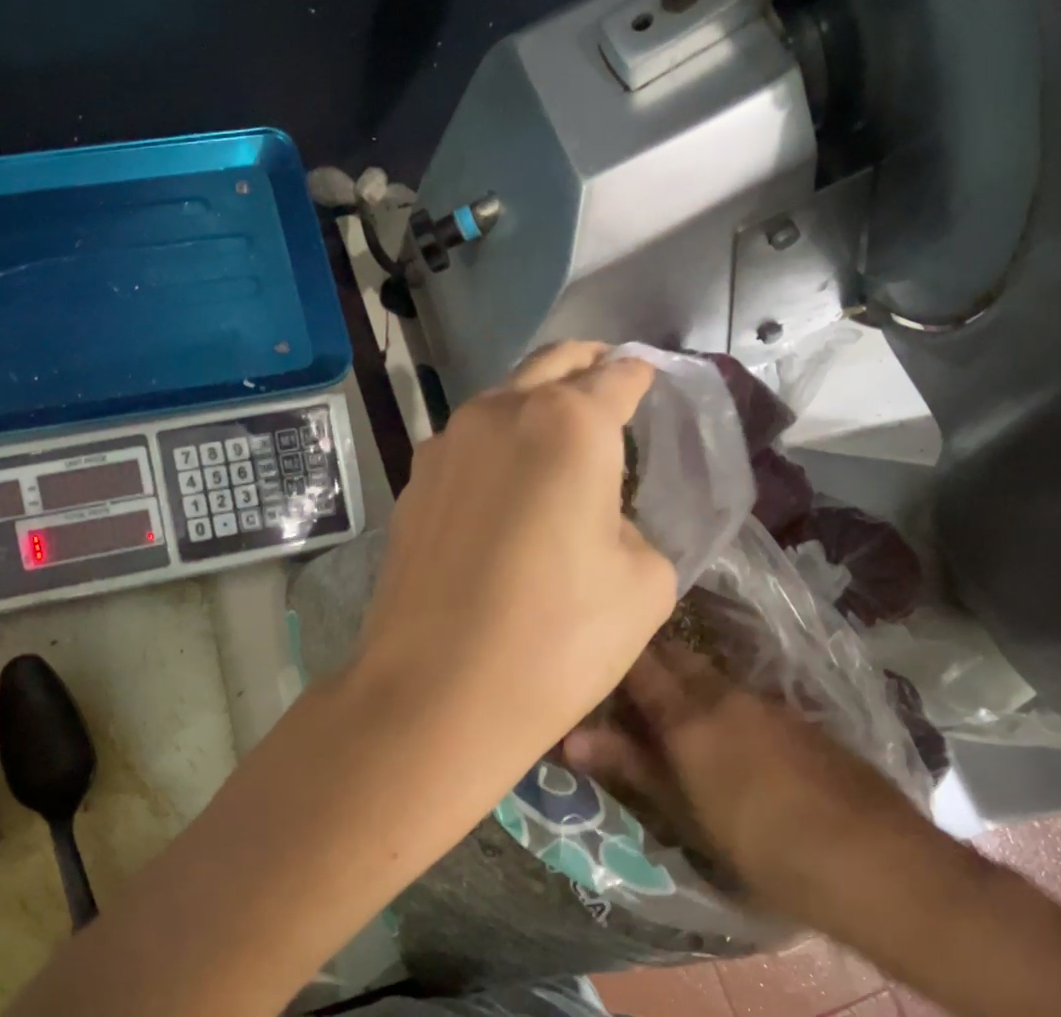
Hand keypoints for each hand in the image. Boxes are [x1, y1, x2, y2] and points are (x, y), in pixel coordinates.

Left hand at [354, 341, 680, 753]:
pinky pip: (466, 449)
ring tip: (557, 441)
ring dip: (532, 406)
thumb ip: (632, 524)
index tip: (649, 384)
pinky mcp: (411, 486)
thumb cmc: (555, 639)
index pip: (616, 377)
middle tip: (607, 382)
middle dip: (584, 367)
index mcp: (567, 424)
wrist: (434, 693)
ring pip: (499, 403)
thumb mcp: (643, 582)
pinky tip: (504, 491)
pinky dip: (494, 450)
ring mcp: (443, 448)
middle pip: (549, 366)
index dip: (639, 378)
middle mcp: (496, 415)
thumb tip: (599, 516)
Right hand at [562, 640, 931, 925]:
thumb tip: (569, 737)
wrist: (882, 867)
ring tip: (665, 716)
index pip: (639, 663)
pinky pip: (746, 700)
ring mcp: (771, 705)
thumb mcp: (686, 814)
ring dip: (685, 686)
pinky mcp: (803, 723)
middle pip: (677, 659)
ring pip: (712, 679)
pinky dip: (723, 707)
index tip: (588, 660)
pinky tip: (727, 742)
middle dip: (647, 662)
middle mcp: (728, 695)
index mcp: (690, 715)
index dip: (611, 656)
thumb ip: (631, 767)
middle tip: (619, 685)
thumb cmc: (766, 847)